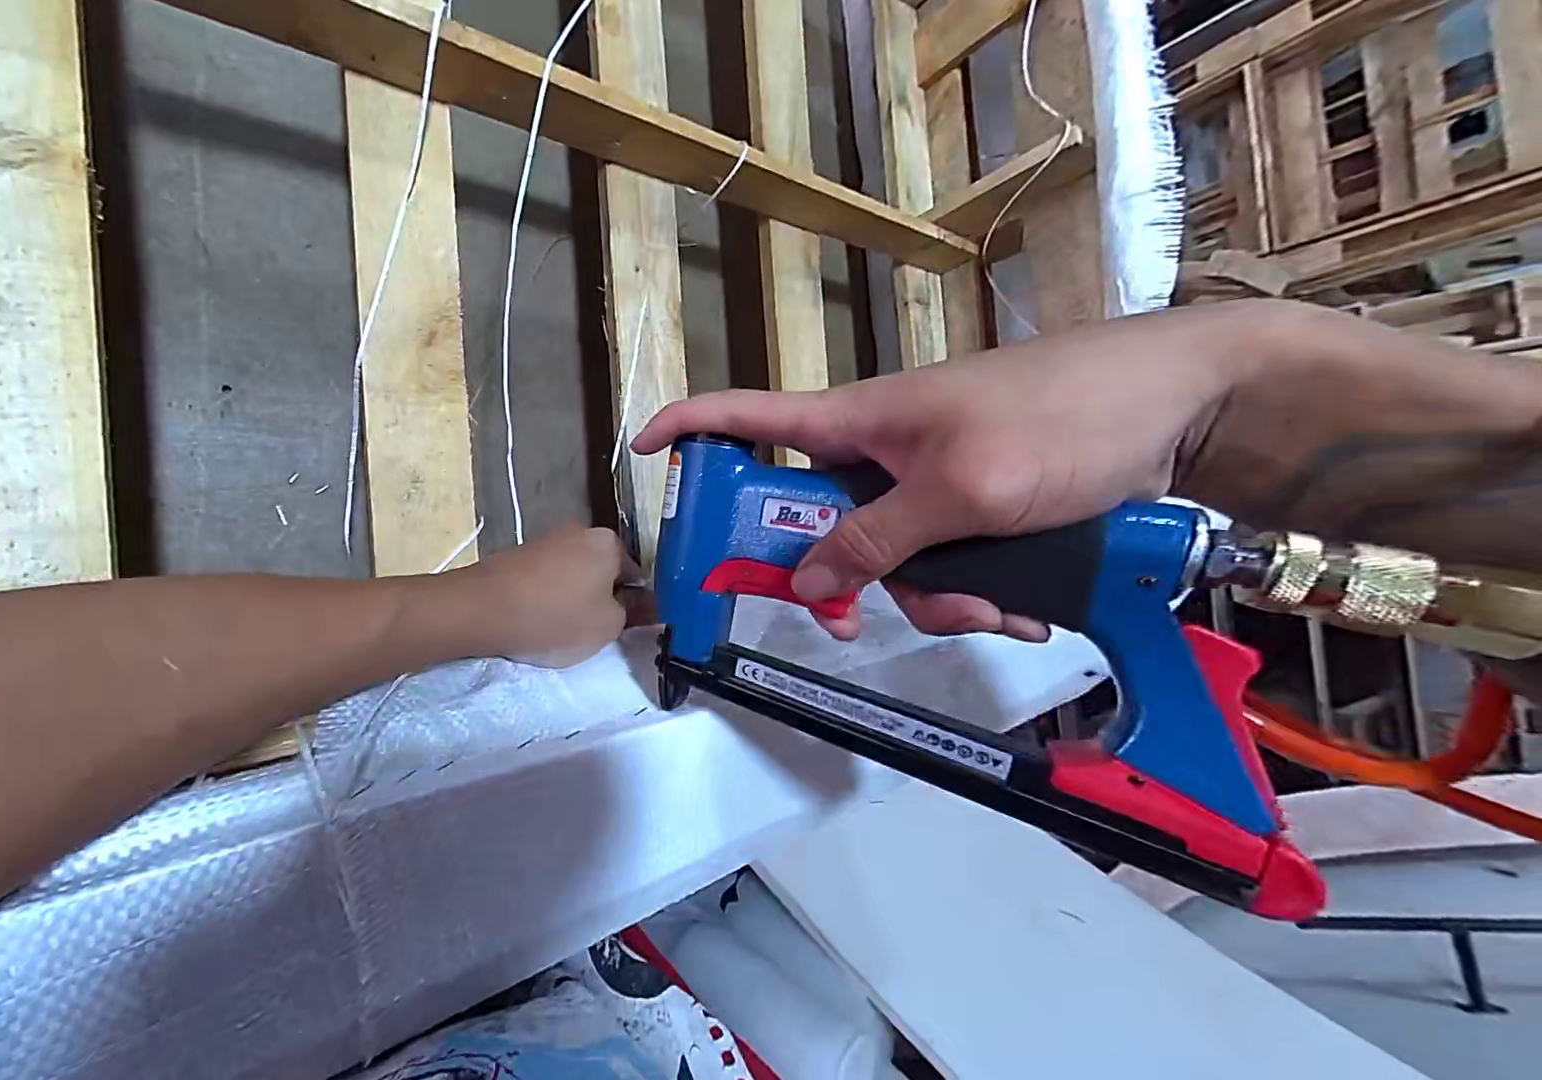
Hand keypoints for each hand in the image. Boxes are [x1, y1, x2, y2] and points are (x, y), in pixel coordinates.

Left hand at [453, 525, 637, 666]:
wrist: (483, 607)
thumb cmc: (556, 617)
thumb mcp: (608, 626)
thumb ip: (630, 612)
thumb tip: (632, 603)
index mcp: (609, 542)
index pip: (636, 576)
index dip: (635, 605)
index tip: (624, 629)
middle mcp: (580, 532)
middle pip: (603, 571)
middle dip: (601, 598)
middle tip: (594, 631)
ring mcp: (546, 540)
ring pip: (573, 575)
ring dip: (573, 598)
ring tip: (560, 628)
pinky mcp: (519, 553)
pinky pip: (546, 578)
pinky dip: (547, 597)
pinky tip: (537, 618)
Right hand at [632, 303, 1276, 638]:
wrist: (1189, 402)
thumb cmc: (1060, 419)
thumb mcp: (959, 491)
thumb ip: (875, 540)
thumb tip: (805, 584)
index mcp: (849, 424)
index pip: (743, 416)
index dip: (686, 428)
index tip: (644, 452)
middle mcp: (870, 455)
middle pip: (809, 523)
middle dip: (838, 579)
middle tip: (857, 622)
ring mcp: (917, 483)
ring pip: (879, 556)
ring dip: (925, 596)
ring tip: (997, 609)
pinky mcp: (963, 506)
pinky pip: (935, 561)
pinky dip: (968, 591)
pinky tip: (1022, 606)